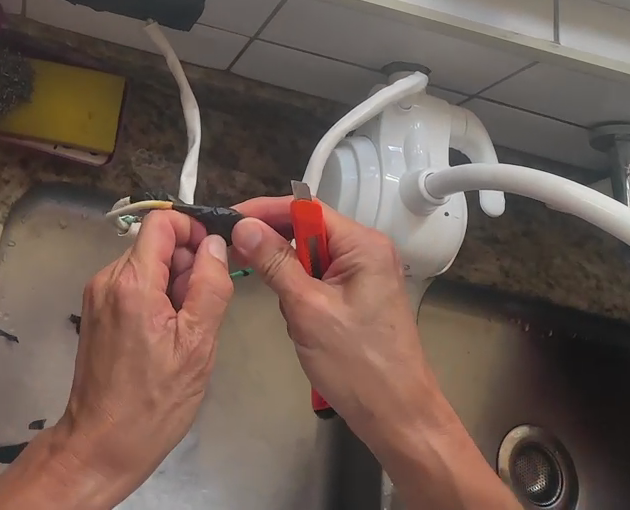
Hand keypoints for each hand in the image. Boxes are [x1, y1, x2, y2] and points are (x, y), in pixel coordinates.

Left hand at [0, 209, 233, 509]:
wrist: (100, 445)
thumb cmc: (153, 403)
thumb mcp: (197, 345)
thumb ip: (209, 286)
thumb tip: (216, 244)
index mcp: (132, 281)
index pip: (162, 221)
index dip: (192, 231)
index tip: (211, 260)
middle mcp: (108, 277)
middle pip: (155, 243)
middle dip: (184, 266)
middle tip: (198, 311)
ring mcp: (98, 293)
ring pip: (145, 264)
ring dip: (171, 285)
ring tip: (181, 331)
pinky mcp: (96, 310)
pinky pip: (132, 284)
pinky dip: (153, 298)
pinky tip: (162, 336)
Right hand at [231, 197, 517, 509]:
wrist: (400, 420)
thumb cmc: (358, 365)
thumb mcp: (307, 309)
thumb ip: (274, 262)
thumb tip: (243, 226)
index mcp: (362, 244)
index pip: (304, 208)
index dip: (264, 210)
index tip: (229, 219)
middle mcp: (367, 250)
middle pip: (306, 230)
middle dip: (275, 249)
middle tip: (236, 258)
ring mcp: (365, 275)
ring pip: (309, 258)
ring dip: (288, 278)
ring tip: (287, 312)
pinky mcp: (359, 297)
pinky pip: (318, 279)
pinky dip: (300, 295)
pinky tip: (299, 322)